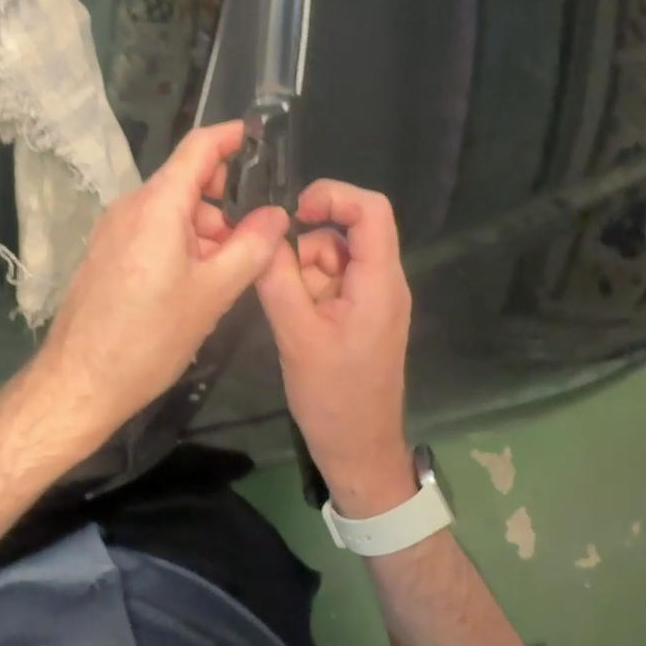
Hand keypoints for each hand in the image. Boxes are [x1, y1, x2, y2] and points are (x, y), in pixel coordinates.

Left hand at [34, 121, 289, 432]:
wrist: (79, 381)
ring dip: (204, 232)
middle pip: (187, 184)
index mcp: (157, 205)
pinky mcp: (106, 254)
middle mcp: (130, 207)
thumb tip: (277, 214)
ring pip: (171, 213)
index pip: (198, 147)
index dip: (231, 136)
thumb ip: (251, 247)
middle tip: (255, 241)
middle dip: (225, 205)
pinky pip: (152, 233)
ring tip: (226, 277)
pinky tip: (194, 286)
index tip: (260, 137)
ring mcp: (113, 231)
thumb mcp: (212, 293)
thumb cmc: (149, 337)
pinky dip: (180, 245)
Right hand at [255, 180, 413, 507]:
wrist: (357, 449)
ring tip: (289, 315)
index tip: (293, 213)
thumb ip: (278, 278)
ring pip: (331, 256)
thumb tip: (262, 231)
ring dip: (302, 273)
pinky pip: (329, 281)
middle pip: (344, 232)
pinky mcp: (358, 313)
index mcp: (379, 281)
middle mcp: (383, 281)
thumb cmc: (333, 396)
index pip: (371, 210)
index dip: (332, 196)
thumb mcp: (296, 334)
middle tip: (280, 285)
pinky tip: (295, 321)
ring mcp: (371, 298)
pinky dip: (306, 290)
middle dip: (305, 248)